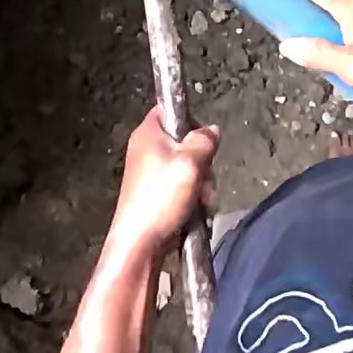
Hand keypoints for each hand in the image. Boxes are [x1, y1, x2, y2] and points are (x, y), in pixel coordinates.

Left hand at [109, 107, 220, 256]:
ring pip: (190, 167)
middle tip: (203, 177)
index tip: (202, 138)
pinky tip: (196, 209)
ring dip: (202, 183)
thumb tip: (212, 130)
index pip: (170, 109)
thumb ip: (205, 141)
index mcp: (148, 134)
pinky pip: (184, 186)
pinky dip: (194, 197)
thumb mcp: (190, 163)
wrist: (141, 244)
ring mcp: (152, 173)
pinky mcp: (157, 193)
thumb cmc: (160, 199)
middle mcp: (147, 149)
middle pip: (186, 141)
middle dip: (203, 161)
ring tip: (200, 200)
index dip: (190, 119)